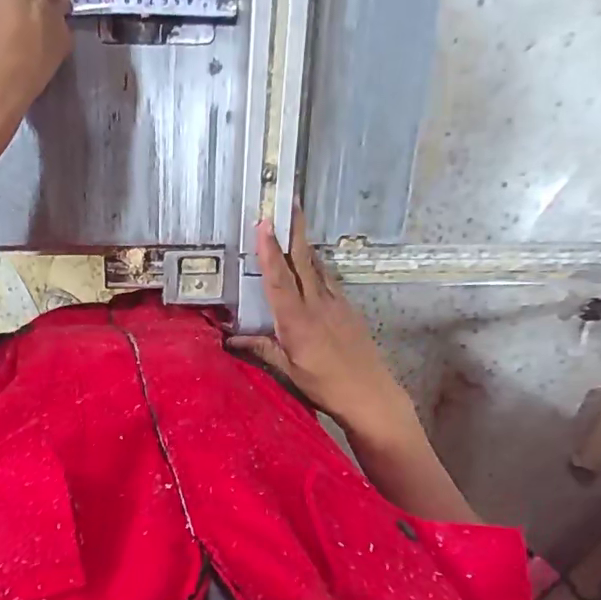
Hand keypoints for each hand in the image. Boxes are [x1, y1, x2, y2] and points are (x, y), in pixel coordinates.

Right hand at [227, 216, 414, 433]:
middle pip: (302, 262)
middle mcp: (316, 305)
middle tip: (289, 204)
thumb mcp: (287, 371)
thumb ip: (261, 349)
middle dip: (293, 232)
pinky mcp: (347, 310)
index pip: (279, 279)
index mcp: (296, 321)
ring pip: (316, 267)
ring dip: (304, 244)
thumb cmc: (324, 386)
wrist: (370, 395)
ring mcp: (335, 305)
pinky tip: (313, 261)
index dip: (269, 251)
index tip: (264, 225)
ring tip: (296, 223)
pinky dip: (317, 265)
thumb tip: (230, 340)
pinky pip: (328, 280)